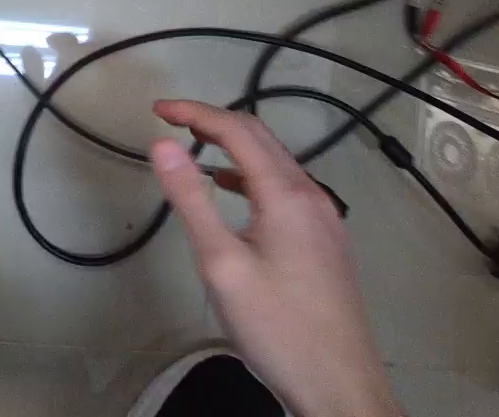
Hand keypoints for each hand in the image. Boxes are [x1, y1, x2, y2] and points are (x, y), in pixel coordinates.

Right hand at [150, 101, 403, 416]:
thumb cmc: (277, 326)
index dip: (193, 112)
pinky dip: (250, 170)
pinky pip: (283, 184)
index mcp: (286, 194)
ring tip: (193, 142)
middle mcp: (310, 195)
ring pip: (274, 159)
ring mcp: (323, 218)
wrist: (342, 392)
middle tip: (169, 119)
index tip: (155, 110)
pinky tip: (230, 187)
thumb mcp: (221, 264)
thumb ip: (191, 199)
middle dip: (212, 119)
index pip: (235, 130)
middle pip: (259, 136)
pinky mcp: (325, 239)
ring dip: (233, 142)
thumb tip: (162, 143)